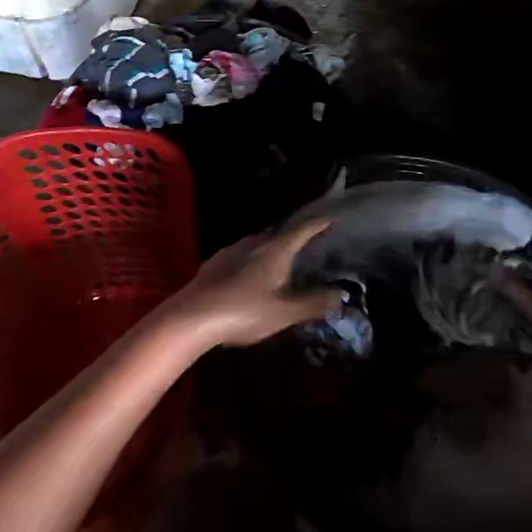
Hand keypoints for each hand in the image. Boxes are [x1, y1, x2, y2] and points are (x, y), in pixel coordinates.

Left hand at [164, 221, 340, 347]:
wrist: (191, 317)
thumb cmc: (243, 312)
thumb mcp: (284, 313)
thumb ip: (313, 303)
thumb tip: (340, 294)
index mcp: (275, 249)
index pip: (303, 228)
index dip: (320, 222)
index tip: (334, 215)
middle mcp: (254, 242)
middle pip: (281, 232)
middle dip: (298, 234)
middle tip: (314, 241)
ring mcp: (232, 250)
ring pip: (260, 242)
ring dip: (275, 246)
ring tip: (287, 258)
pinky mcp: (216, 262)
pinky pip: (243, 253)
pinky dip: (256, 258)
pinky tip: (254, 273)